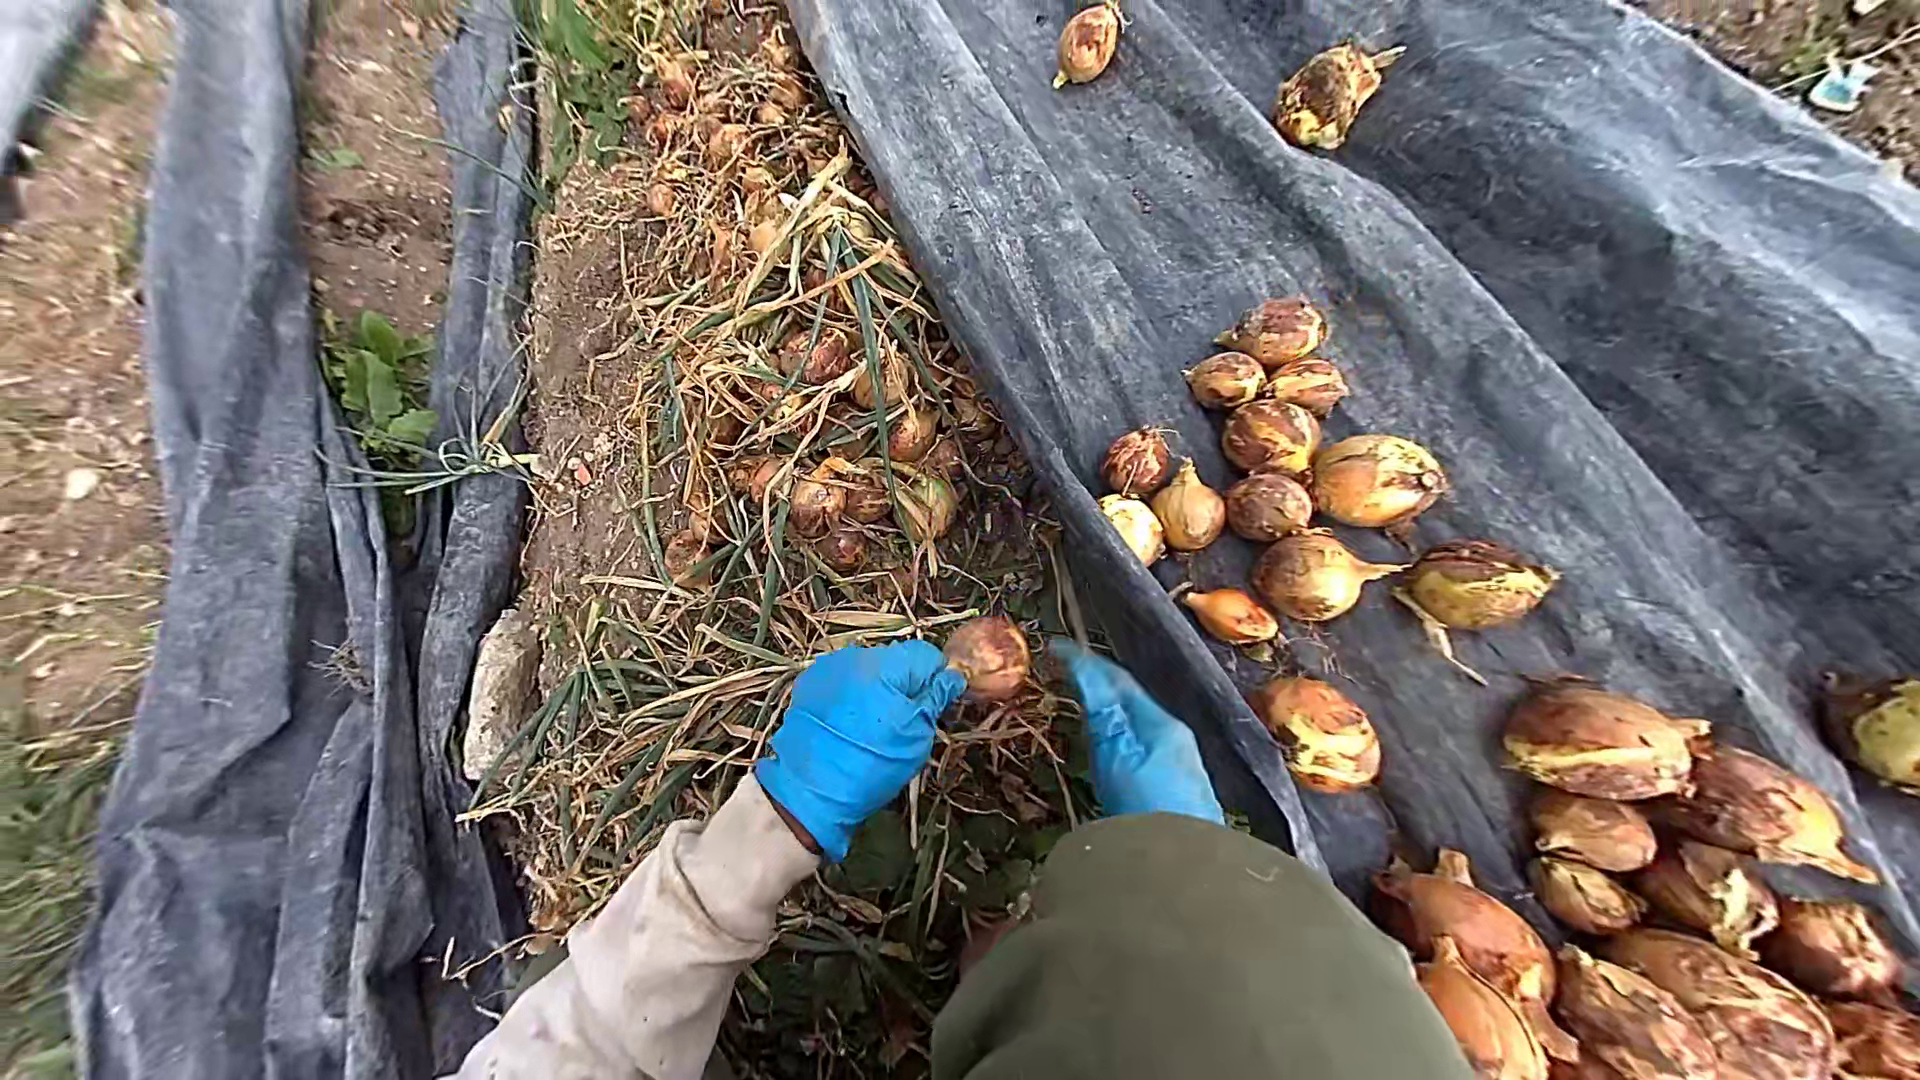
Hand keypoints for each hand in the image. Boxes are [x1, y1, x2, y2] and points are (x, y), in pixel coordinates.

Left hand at [756, 642, 967, 859]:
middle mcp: (855, 656)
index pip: (926, 654)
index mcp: (885, 664)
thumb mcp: (916, 735)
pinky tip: (851, 722)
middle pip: (897, 659)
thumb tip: (952, 677)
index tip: (934, 705)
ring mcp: (829, 667)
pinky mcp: (810, 683)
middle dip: (906, 683)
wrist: (810, 792)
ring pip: (871, 669)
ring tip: (873, 724)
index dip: (936, 679)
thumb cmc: (872, 765)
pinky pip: (845, 679)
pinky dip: (854, 693)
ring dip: (879, 688)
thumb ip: (936, 698)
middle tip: (905, 720)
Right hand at [1052, 640, 1224, 823]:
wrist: (1181, 869)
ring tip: (1075, 697)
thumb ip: (1101, 711)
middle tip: (1062, 671)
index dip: (1086, 662)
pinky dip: (1113, 730)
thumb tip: (1084, 668)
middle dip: (1095, 682)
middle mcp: (1172, 735)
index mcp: (1160, 722)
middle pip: (1127, 698)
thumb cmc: (1145, 804)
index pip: (1118, 679)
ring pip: (1132, 720)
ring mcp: (1175, 760)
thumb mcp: (1116, 753)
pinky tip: (1101, 741)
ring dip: (1103, 705)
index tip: (1056, 649)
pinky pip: (1136, 742)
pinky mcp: (1171, 785)